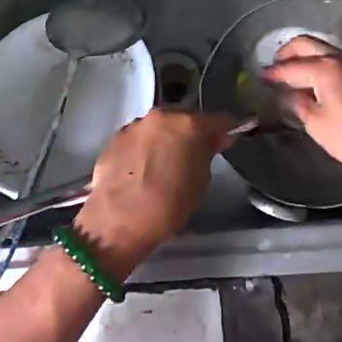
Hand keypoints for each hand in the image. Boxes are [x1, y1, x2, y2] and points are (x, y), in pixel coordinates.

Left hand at [72, 108, 232, 276]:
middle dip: (192, 131)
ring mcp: (134, 126)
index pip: (218, 120)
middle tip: (195, 152)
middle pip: (184, 117)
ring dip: (166, 138)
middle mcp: (160, 117)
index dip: (225, 130)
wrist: (117, 223)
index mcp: (188, 124)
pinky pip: (138, 139)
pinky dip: (144, 148)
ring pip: (158, 127)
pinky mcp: (114, 140)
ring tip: (165, 162)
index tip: (227, 141)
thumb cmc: (169, 205)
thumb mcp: (200, 181)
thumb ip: (208, 154)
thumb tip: (214, 141)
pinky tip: (143, 169)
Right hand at [265, 36, 341, 181]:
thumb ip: (298, 103)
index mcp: (324, 68)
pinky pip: (332, 58)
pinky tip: (309, 79)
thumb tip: (288, 93)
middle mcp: (339, 58)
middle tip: (272, 67)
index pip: (290, 67)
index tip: (260, 77)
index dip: (273, 73)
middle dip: (286, 52)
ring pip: (321, 48)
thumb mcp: (316, 123)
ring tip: (288, 73)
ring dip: (303, 55)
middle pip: (306, 44)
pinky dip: (317, 62)